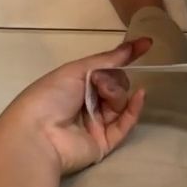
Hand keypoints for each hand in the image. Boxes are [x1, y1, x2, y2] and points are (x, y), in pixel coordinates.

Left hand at [0, 39, 150, 175]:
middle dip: (112, 80)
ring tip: (103, 94)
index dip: (125, 56)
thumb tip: (131, 46)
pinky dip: (134, 109)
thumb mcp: (76, 70)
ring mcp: (96, 123)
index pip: (106, 67)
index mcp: (75, 84)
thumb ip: (107, 59)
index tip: (147, 44)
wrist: (39, 134)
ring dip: (116, 94)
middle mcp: (87, 102)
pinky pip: (126, 124)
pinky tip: (140, 95)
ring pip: (120, 102)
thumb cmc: (50, 96)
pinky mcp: (105, 142)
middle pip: (116, 85)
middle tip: (98, 83)